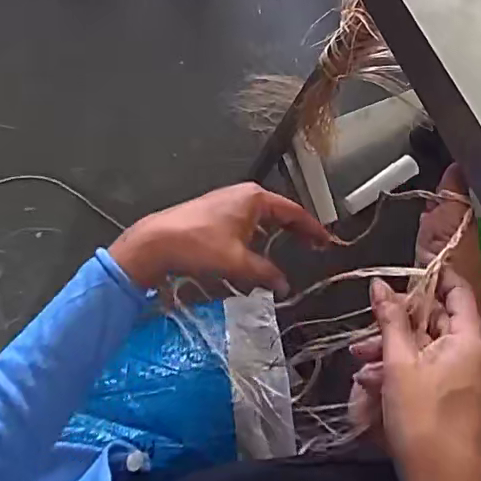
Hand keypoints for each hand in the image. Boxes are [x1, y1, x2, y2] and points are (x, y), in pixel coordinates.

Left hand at [108, 184, 328, 293]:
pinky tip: (258, 251)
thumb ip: (265, 273)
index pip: (294, 212)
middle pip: (280, 212)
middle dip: (296, 230)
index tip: (325, 241)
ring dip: (277, 234)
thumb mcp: (237, 262)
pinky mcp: (215, 213)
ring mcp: (228, 202)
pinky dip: (259, 235)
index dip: (312, 228)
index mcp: (255, 198)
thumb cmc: (197, 244)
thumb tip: (284, 285)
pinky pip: (248, 222)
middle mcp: (244, 195)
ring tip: (290, 249)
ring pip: (263, 218)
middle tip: (313, 246)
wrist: (155, 242)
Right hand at [371, 272, 480, 480]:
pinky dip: (404, 372)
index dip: (431, 275)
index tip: (402, 274)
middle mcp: (474, 352)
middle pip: (435, 319)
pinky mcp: (456, 399)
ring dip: (394, 350)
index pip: (456, 288)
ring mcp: (467, 377)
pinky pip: (429, 371)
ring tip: (361, 364)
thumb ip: (391, 319)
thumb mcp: (399, 364)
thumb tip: (380, 283)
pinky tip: (374, 385)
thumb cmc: (424, 421)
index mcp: (469, 337)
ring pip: (426, 347)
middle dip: (397, 323)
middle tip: (366, 332)